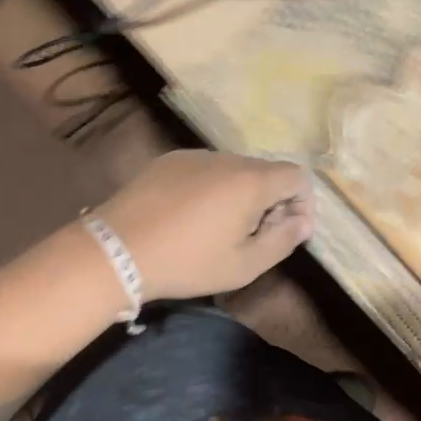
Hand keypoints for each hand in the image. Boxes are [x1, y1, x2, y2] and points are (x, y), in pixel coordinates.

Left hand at [93, 149, 315, 300]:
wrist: (116, 250)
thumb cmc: (187, 262)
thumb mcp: (243, 265)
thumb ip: (283, 241)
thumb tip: (304, 222)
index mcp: (253, 181)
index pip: (298, 176)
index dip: (302, 203)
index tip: (286, 231)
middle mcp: (229, 158)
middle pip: (267, 171)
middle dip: (271, 200)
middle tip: (252, 235)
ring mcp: (196, 155)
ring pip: (235, 169)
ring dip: (240, 193)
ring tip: (218, 227)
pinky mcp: (169, 160)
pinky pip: (205, 169)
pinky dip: (210, 187)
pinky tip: (189, 216)